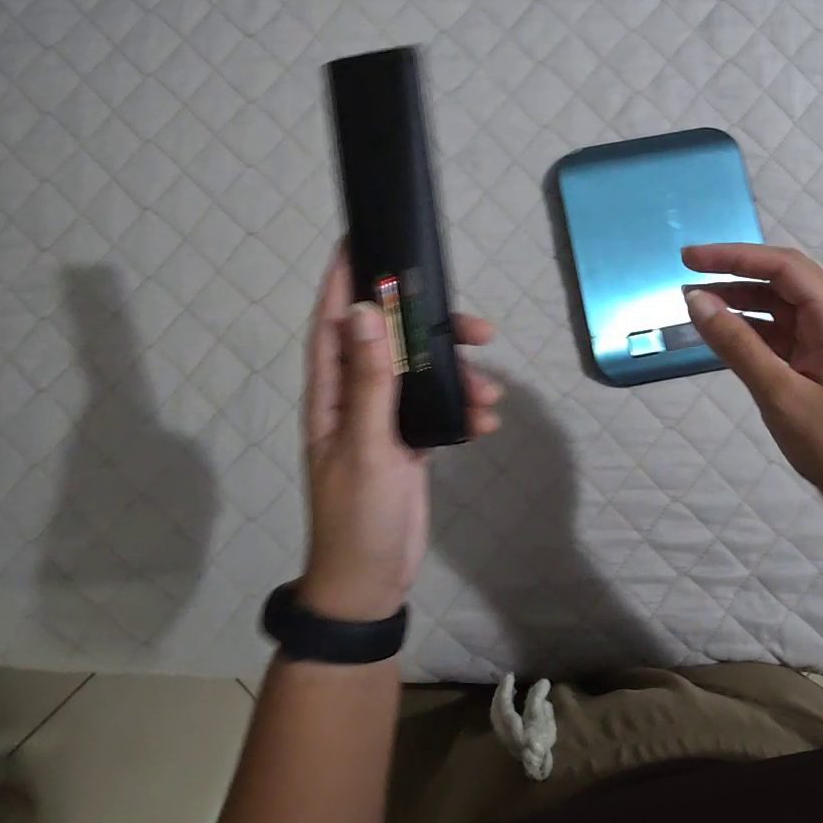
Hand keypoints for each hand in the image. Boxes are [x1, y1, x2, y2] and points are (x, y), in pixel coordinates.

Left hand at [298, 243, 501, 622]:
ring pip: (422, 374)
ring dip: (458, 376)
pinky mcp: (408, 442)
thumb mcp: (365, 447)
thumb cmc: (358, 517)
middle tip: (476, 325)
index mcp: (330, 395)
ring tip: (491, 392)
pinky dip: (462, 411)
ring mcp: (382, 420)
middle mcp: (354, 398)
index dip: (342, 281)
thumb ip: (369, 380)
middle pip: (391, 342)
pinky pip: (437, 409)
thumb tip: (365, 310)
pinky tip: (484, 423)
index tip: (360, 240)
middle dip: (431, 329)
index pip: (332, 324)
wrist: (372, 582)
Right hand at [681, 243, 822, 509]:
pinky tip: (719, 332)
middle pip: (783, 281)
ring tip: (695, 301)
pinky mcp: (815, 365)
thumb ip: (737, 345)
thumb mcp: (779, 394)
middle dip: (735, 271)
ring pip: (778, 307)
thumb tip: (697, 301)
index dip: (738, 256)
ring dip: (739, 299)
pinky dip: (747, 328)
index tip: (692, 259)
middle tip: (687, 270)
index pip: (786, 269)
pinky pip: (777, 334)